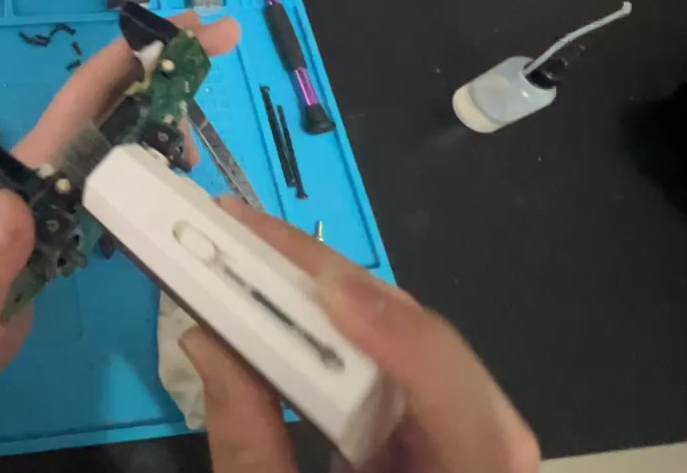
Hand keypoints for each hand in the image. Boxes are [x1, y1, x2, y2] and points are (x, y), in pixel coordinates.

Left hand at [0, 11, 242, 386]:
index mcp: (36, 160)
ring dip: (166, 122)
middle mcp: (55, 160)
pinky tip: (177, 185)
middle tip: (223, 50)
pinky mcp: (76, 213)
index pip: (88, 91)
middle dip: (167, 69)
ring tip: (199, 153)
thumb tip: (13, 202)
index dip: (136, 53)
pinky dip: (156, 164)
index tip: (191, 28)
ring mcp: (67, 186)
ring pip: (124, 134)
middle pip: (116, 99)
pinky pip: (124, 173)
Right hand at [181, 197, 538, 472]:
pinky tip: (281, 302)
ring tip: (255, 252)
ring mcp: (463, 459)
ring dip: (331, 301)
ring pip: (414, 358)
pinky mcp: (428, 450)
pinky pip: (389, 378)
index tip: (330, 293)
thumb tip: (206, 337)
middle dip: (344, 294)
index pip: (480, 430)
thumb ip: (249, 450)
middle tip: (253, 236)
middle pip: (440, 367)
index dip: (410, 348)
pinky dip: (330, 335)